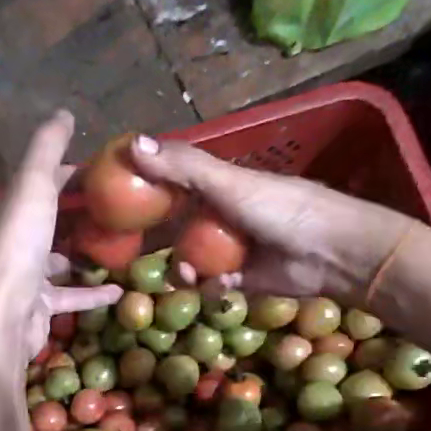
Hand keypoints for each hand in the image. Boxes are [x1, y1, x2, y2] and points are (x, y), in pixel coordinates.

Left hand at [0, 111, 121, 369]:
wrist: (0, 321)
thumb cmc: (16, 249)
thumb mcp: (32, 189)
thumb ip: (46, 151)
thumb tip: (64, 113)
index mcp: (11, 211)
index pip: (42, 184)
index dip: (71, 174)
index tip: (106, 169)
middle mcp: (15, 243)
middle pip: (52, 223)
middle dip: (82, 216)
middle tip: (122, 210)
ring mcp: (26, 279)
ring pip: (61, 262)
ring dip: (88, 255)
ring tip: (123, 248)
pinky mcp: (39, 310)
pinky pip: (71, 297)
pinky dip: (93, 293)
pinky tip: (119, 291)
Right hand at [126, 136, 410, 299]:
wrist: (331, 253)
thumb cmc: (283, 208)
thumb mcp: (230, 184)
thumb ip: (183, 167)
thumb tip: (132, 143)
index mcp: (209, 184)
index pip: (160, 183)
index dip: (131, 191)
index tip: (99, 204)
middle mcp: (211, 214)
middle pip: (166, 227)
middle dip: (144, 242)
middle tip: (115, 255)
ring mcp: (223, 248)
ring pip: (183, 260)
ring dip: (181, 269)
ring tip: (187, 275)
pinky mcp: (236, 279)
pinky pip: (208, 285)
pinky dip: (212, 286)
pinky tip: (224, 284)